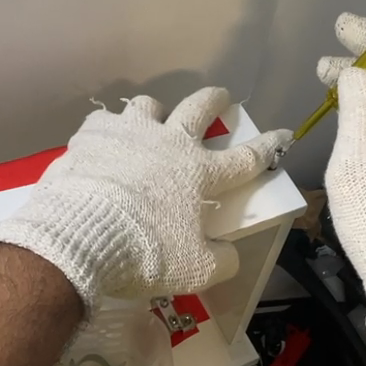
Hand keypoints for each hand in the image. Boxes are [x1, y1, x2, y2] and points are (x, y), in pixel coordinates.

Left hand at [0, 87, 290, 304]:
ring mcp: (128, 135)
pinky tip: (102, 144)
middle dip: (214, 101)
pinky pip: (103, 123)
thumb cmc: (147, 253)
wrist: (82, 237)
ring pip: (148, 107)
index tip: (284, 133)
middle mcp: (169, 144)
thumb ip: (221, 260)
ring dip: (155, 112)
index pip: (246, 158)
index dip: (268, 146)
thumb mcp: (196, 269)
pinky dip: (107, 132)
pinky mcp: (91, 136)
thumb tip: (230, 254)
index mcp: (200, 173)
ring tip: (151, 122)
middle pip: (199, 110)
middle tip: (220, 96)